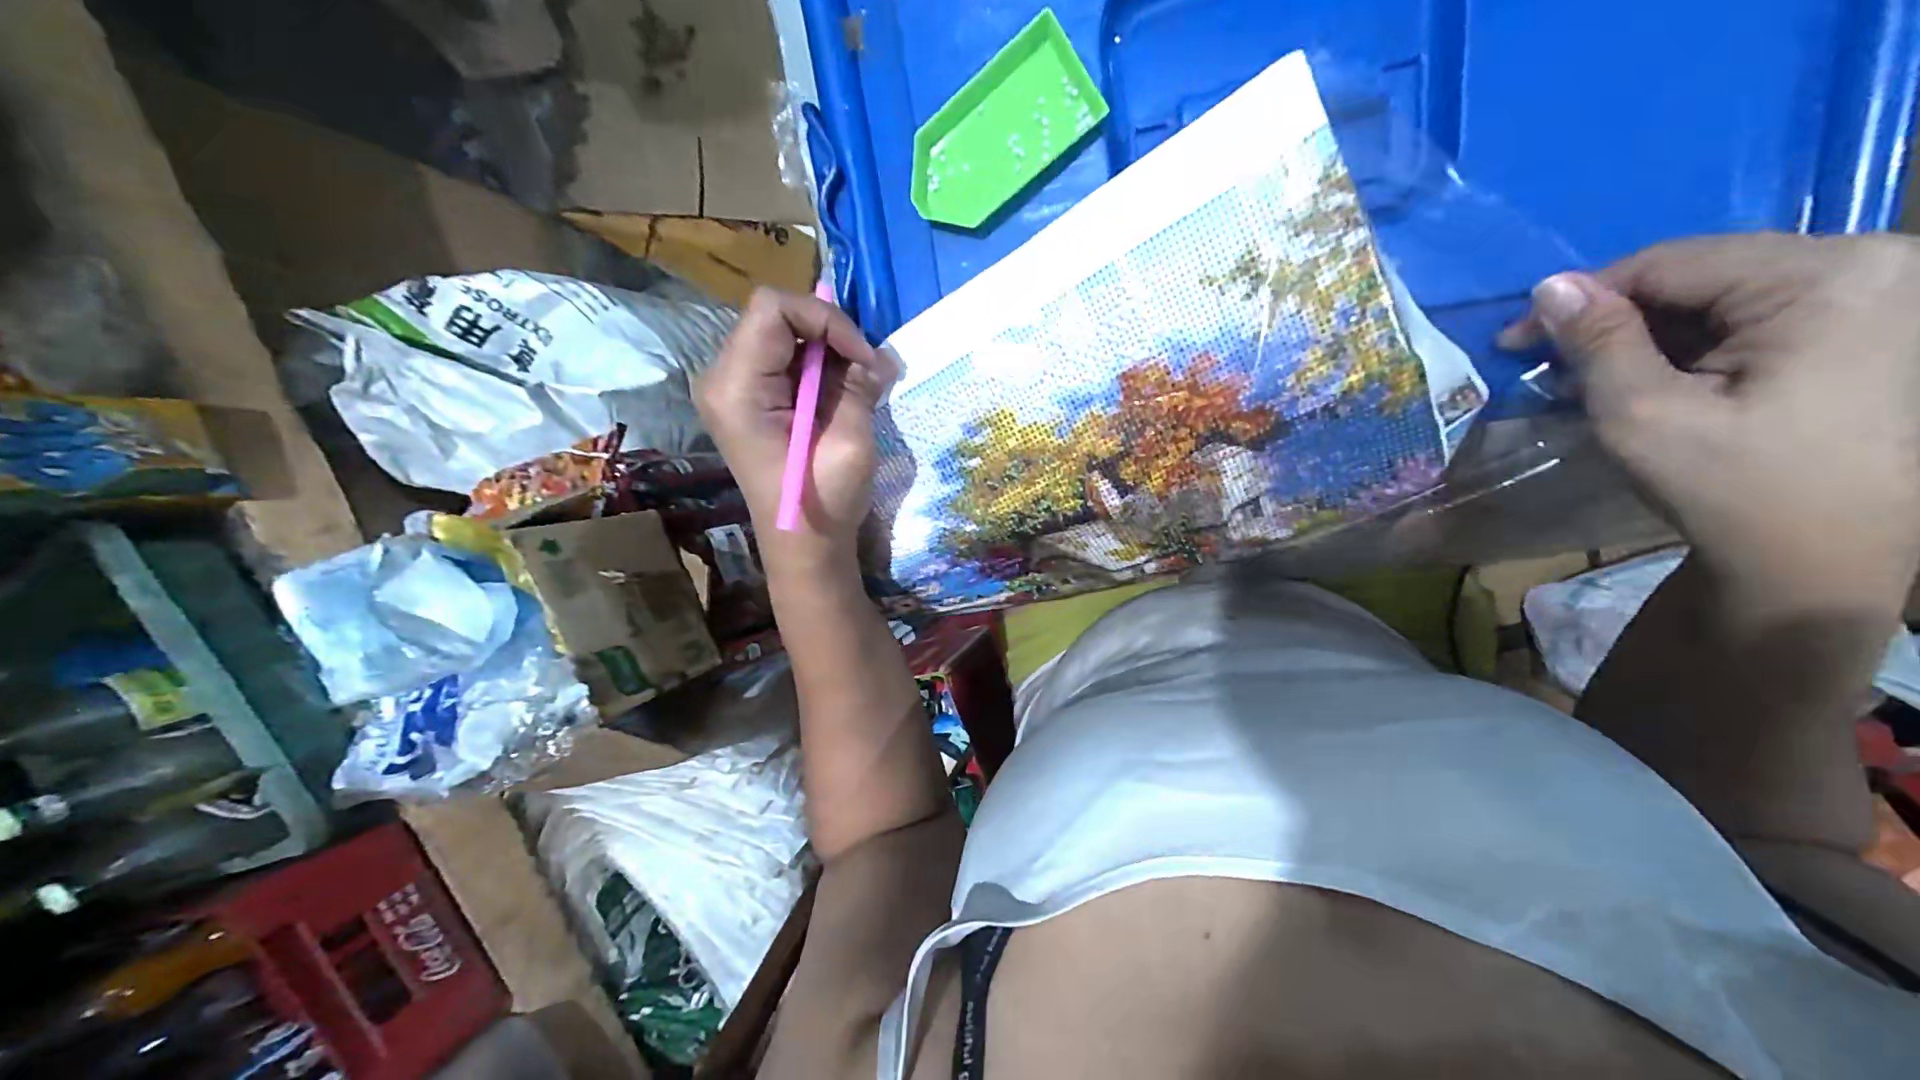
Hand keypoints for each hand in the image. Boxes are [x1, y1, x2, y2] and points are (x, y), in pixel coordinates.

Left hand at [695, 288, 896, 571]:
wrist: (802, 547)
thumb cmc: (823, 503)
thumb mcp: (850, 442)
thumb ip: (857, 385)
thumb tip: (875, 355)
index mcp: (736, 387)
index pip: (773, 308)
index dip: (825, 318)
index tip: (863, 357)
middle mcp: (721, 379)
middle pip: (773, 316)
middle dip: (828, 332)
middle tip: (866, 367)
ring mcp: (730, 388)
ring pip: (779, 333)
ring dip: (825, 349)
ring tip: (858, 381)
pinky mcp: (746, 399)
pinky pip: (780, 358)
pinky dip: (815, 364)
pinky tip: (837, 391)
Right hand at [1500, 233, 1919, 607]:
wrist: (1825, 561)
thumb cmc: (1732, 488)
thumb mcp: (1643, 414)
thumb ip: (1597, 342)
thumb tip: (1550, 286)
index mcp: (1827, 277)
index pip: (1668, 263)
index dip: (1580, 298)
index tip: (1515, 342)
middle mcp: (1873, 265)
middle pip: (1699, 273)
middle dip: (1614, 318)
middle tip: (1550, 365)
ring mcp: (1881, 295)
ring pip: (1722, 294)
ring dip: (1647, 334)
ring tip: (1591, 379)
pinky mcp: (1873, 325)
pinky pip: (1755, 315)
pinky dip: (1691, 344)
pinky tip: (1650, 379)